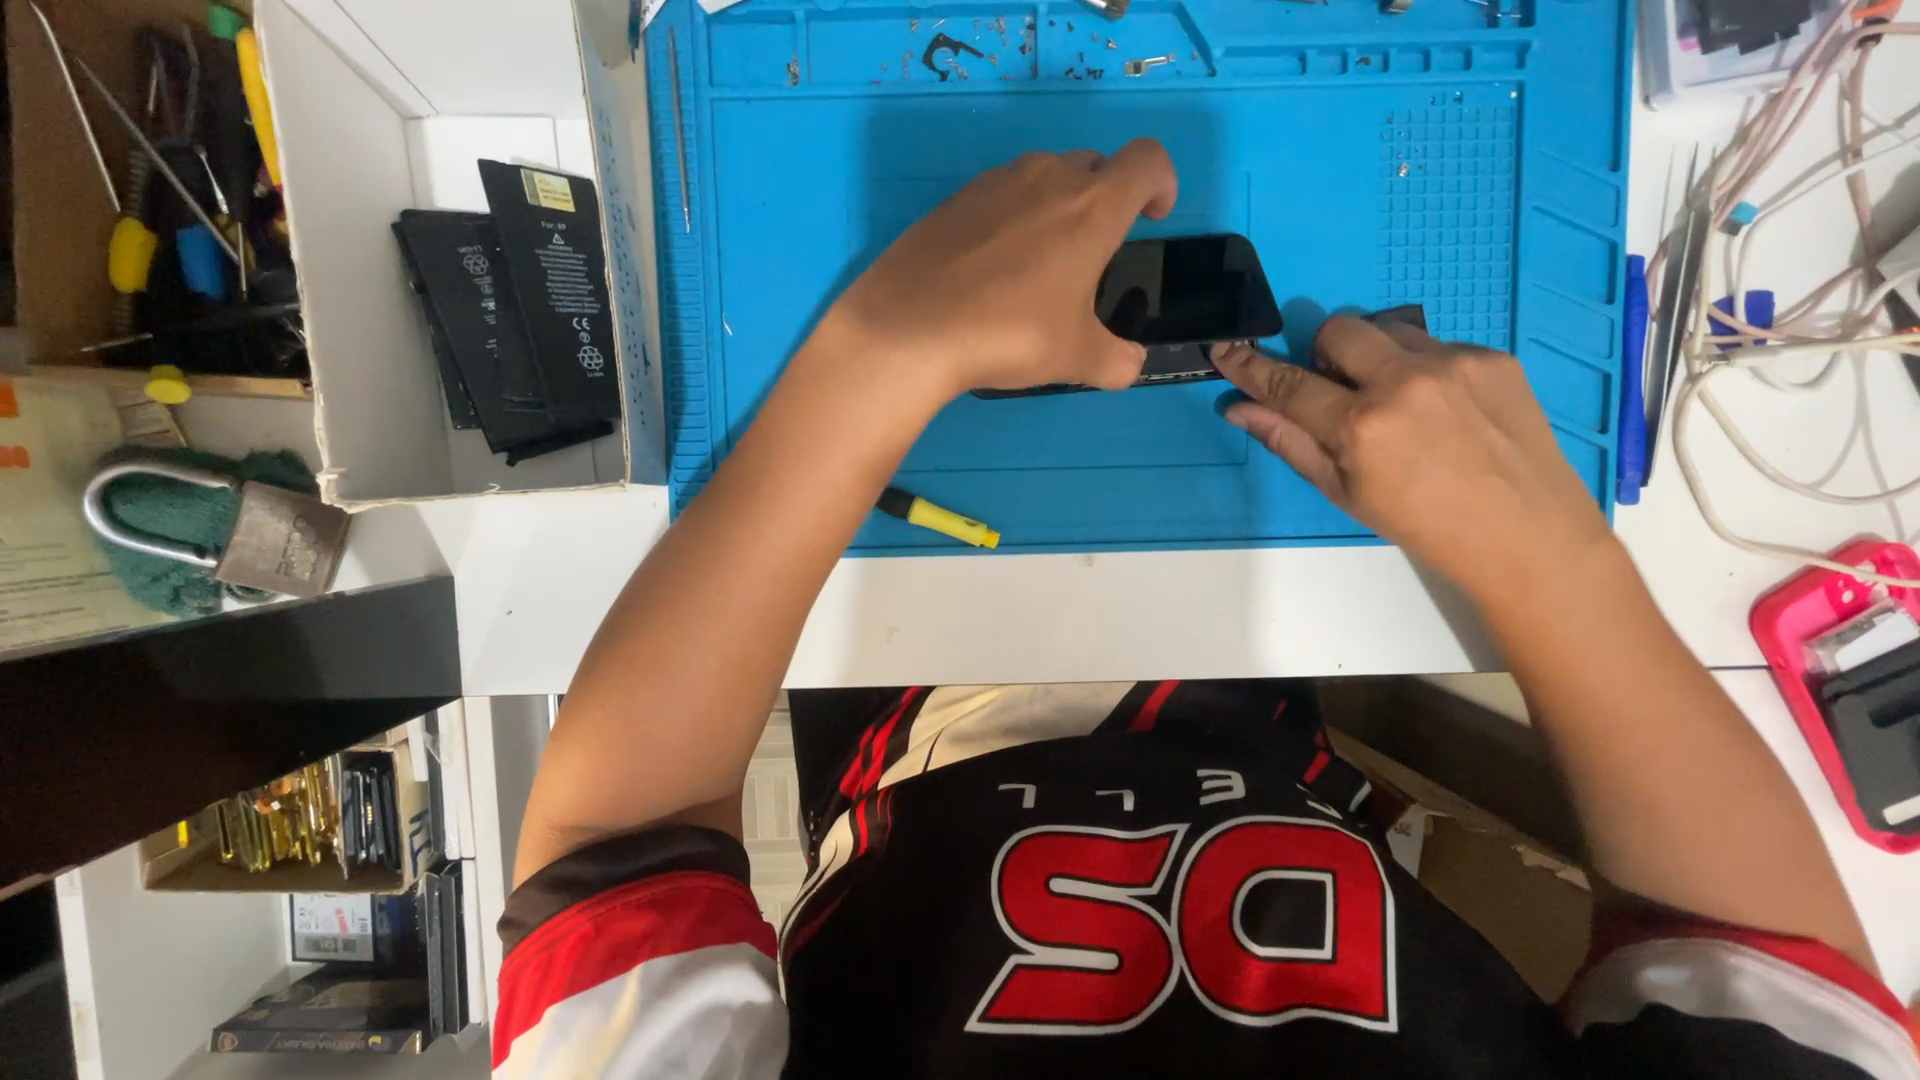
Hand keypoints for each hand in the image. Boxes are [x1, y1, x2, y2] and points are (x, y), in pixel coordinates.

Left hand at [822, 139, 1178, 396]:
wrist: (909, 328)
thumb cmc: (1009, 335)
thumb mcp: (1075, 359)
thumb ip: (1116, 361)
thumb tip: (1131, 365)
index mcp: (1092, 208)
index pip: (1148, 160)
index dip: (1162, 182)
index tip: (1154, 216)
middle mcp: (1047, 178)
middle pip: (1095, 164)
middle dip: (1108, 197)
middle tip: (1094, 253)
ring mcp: (994, 183)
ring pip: (1044, 175)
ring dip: (1058, 205)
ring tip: (1041, 262)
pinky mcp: (953, 200)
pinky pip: (1000, 195)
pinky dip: (1012, 217)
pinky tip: (991, 268)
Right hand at [1212, 317, 1613, 607]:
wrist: (1525, 533)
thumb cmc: (1422, 524)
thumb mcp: (1345, 492)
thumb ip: (1291, 442)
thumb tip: (1241, 409)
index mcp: (1361, 427)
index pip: (1289, 384)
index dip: (1251, 366)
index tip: (1227, 350)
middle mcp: (1404, 382)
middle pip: (1339, 330)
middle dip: (1325, 353)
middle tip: (1338, 390)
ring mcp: (1454, 363)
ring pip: (1389, 331)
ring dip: (1376, 357)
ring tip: (1398, 403)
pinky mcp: (1493, 356)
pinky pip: (1436, 345)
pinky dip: (1423, 369)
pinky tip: (1443, 409)